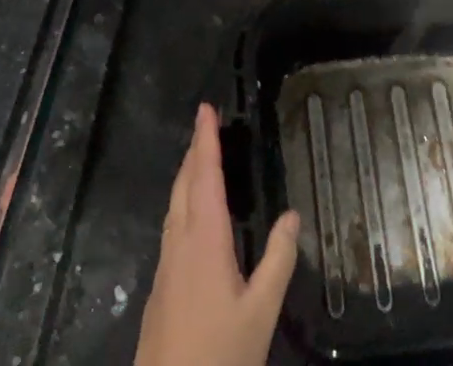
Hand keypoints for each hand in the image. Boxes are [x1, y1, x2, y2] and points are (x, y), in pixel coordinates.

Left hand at [136, 105, 299, 365]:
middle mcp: (179, 244)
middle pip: (183, 186)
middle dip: (193, 151)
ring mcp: (165, 265)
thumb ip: (278, 260)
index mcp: (204, 241)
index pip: (204, 178)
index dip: (205, 142)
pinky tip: (192, 216)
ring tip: (199, 159)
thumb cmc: (220, 351)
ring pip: (173, 206)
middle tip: (205, 124)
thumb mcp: (262, 310)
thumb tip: (293, 215)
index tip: (205, 109)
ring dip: (186, 176)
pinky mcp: (160, 286)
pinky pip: (171, 227)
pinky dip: (182, 203)